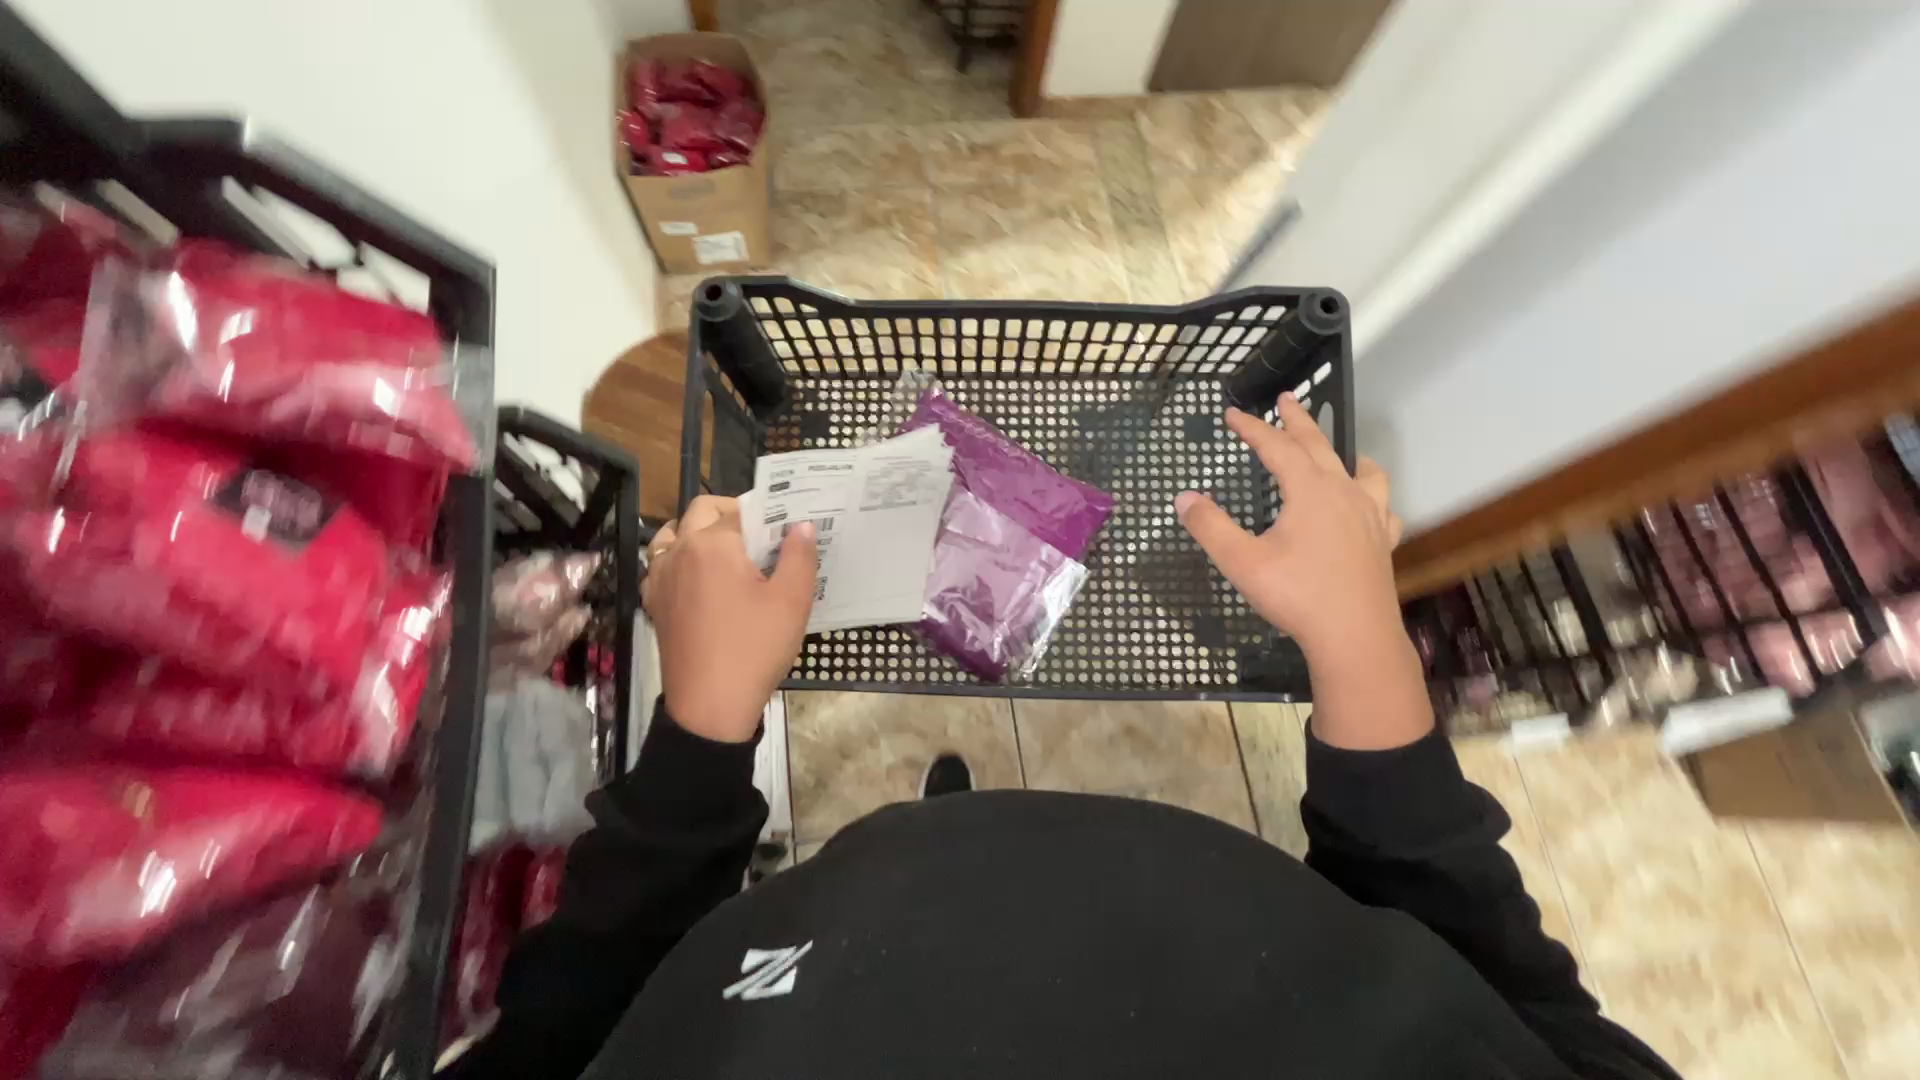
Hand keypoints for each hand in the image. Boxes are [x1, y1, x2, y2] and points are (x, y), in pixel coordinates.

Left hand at [642, 495, 817, 742]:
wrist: (710, 705)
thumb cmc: (755, 647)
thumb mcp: (792, 600)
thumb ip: (799, 556)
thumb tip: (800, 525)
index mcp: (712, 543)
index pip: (740, 510)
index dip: (766, 515)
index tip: (785, 529)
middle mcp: (679, 551)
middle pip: (701, 512)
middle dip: (730, 514)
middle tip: (761, 537)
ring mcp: (660, 577)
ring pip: (673, 535)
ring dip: (698, 533)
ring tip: (728, 554)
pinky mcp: (654, 603)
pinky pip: (661, 565)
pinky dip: (678, 560)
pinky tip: (702, 582)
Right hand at [1176, 396, 1430, 748]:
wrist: (1355, 636)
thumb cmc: (1296, 595)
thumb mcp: (1241, 561)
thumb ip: (1210, 526)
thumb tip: (1184, 497)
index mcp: (1309, 491)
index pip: (1277, 447)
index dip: (1253, 427)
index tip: (1232, 413)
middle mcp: (1343, 493)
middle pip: (1319, 446)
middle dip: (1299, 421)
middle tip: (1288, 399)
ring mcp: (1369, 516)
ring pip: (1359, 470)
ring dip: (1342, 453)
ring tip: (1337, 450)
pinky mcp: (1381, 541)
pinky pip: (1381, 506)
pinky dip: (1371, 495)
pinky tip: (1366, 505)